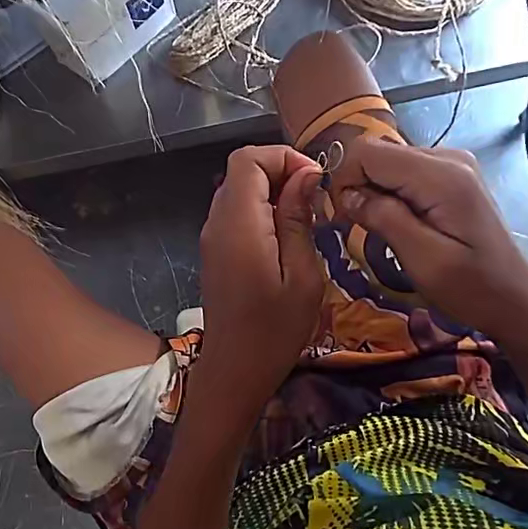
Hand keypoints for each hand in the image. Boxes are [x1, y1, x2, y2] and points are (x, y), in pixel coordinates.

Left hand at [195, 145, 323, 406]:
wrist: (234, 371)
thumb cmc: (275, 331)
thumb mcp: (302, 276)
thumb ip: (299, 220)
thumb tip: (306, 174)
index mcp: (238, 224)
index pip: (247, 160)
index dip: (282, 157)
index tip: (315, 180)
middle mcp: (217, 223)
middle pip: (241, 171)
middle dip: (280, 172)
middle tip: (315, 200)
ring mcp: (211, 238)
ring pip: (237, 191)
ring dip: (272, 192)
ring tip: (306, 218)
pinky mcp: (214, 252)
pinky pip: (235, 214)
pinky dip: (261, 211)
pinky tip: (286, 239)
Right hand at [329, 137, 527, 339]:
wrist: (516, 301)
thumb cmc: (472, 288)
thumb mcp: (424, 260)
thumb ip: (385, 219)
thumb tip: (346, 195)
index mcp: (442, 176)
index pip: (367, 151)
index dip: (344, 180)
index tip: (343, 218)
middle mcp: (447, 158)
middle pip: (376, 153)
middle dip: (356, 187)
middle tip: (356, 228)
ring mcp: (451, 165)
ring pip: (386, 163)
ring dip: (370, 193)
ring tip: (378, 230)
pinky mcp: (450, 177)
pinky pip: (402, 174)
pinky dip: (388, 196)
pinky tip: (397, 224)